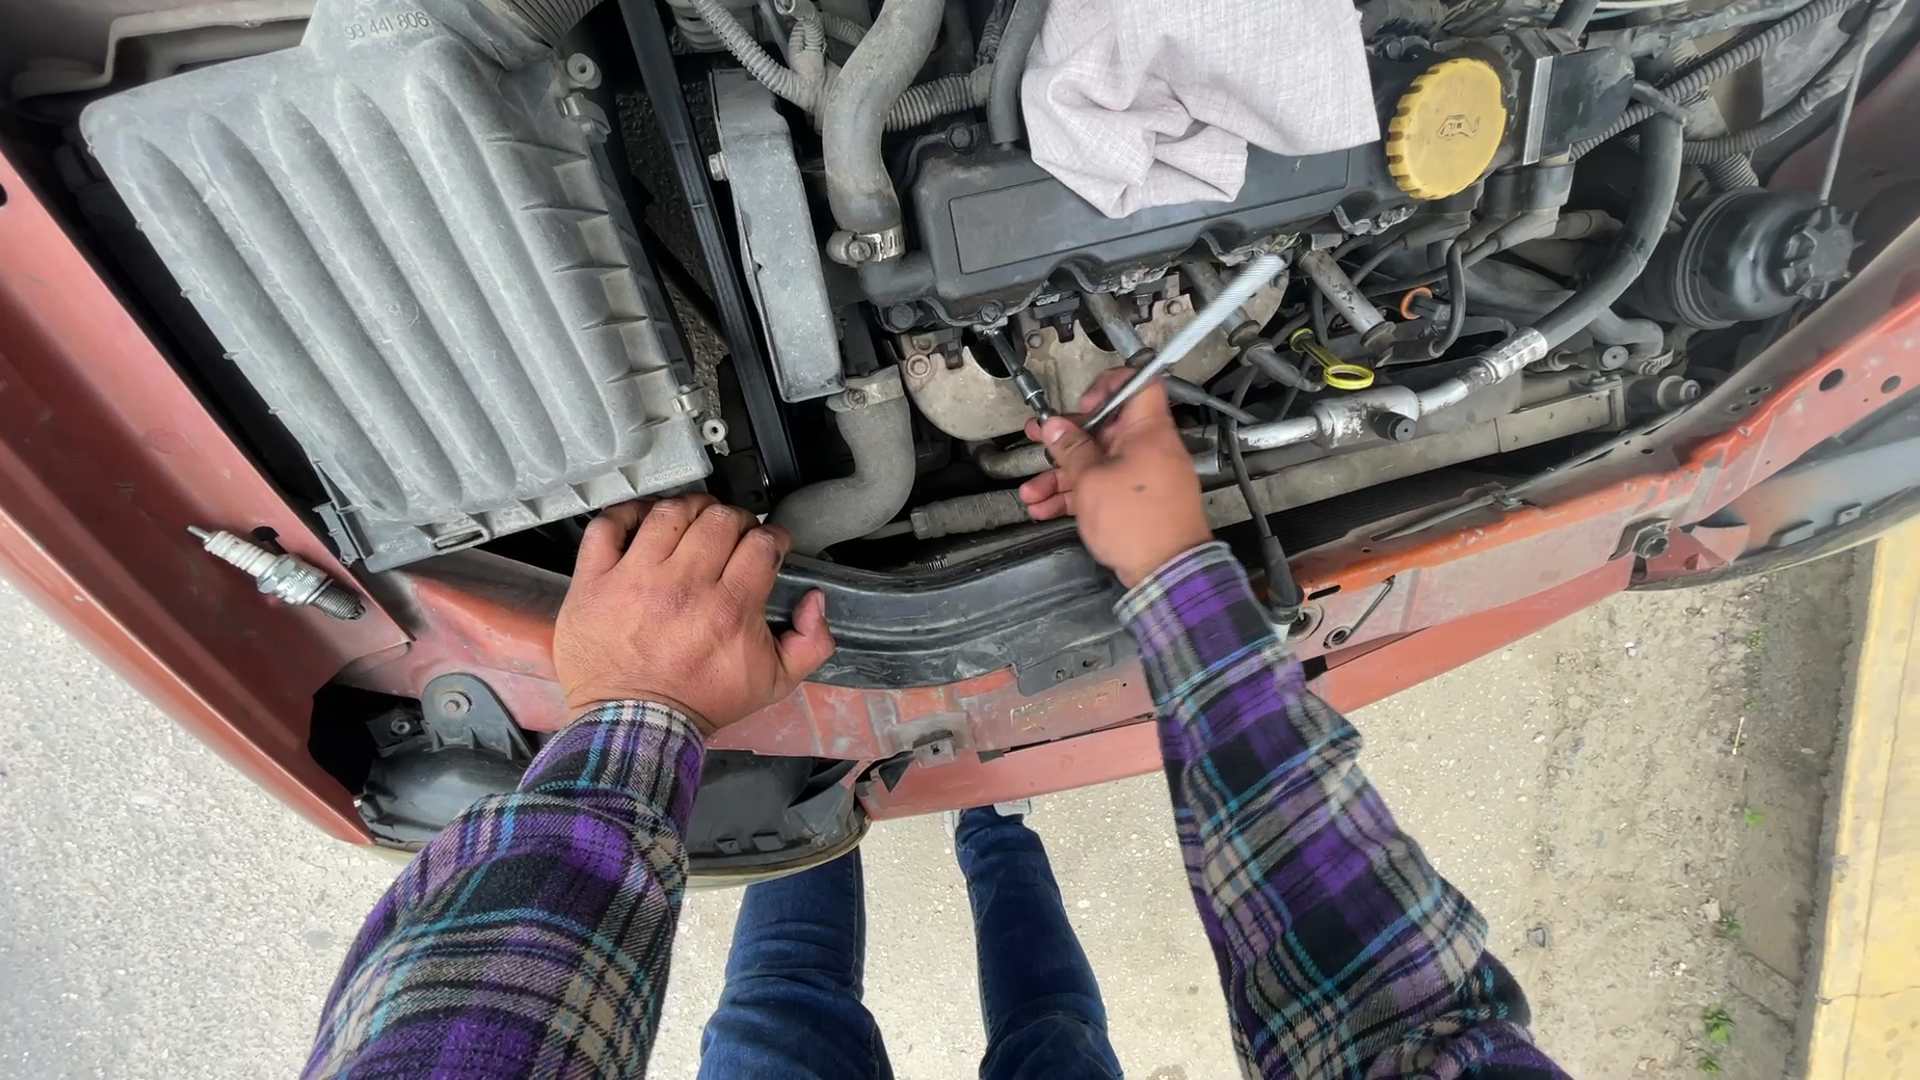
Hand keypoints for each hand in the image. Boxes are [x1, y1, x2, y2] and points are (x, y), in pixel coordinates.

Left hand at [553, 496, 835, 734]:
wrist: (635, 726)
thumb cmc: (702, 701)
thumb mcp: (775, 683)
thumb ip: (812, 642)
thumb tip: (815, 600)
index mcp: (730, 607)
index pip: (761, 542)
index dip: (772, 538)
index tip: (768, 546)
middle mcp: (683, 585)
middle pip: (720, 519)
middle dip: (736, 520)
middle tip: (734, 535)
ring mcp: (635, 578)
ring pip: (670, 513)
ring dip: (690, 509)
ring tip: (694, 523)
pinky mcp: (595, 581)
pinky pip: (609, 525)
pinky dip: (628, 513)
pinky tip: (645, 522)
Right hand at [1017, 370, 1212, 587]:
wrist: (1165, 572)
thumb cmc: (1138, 524)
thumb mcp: (1091, 480)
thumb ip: (1071, 449)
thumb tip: (1056, 427)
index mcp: (1147, 431)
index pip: (1137, 385)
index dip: (1107, 387)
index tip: (1082, 405)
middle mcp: (1148, 449)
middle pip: (1104, 430)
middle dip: (1065, 440)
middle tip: (1039, 440)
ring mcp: (1142, 476)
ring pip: (1096, 464)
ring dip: (1061, 477)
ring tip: (1032, 492)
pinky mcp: (1135, 501)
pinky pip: (1101, 488)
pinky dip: (1075, 496)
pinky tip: (1045, 509)